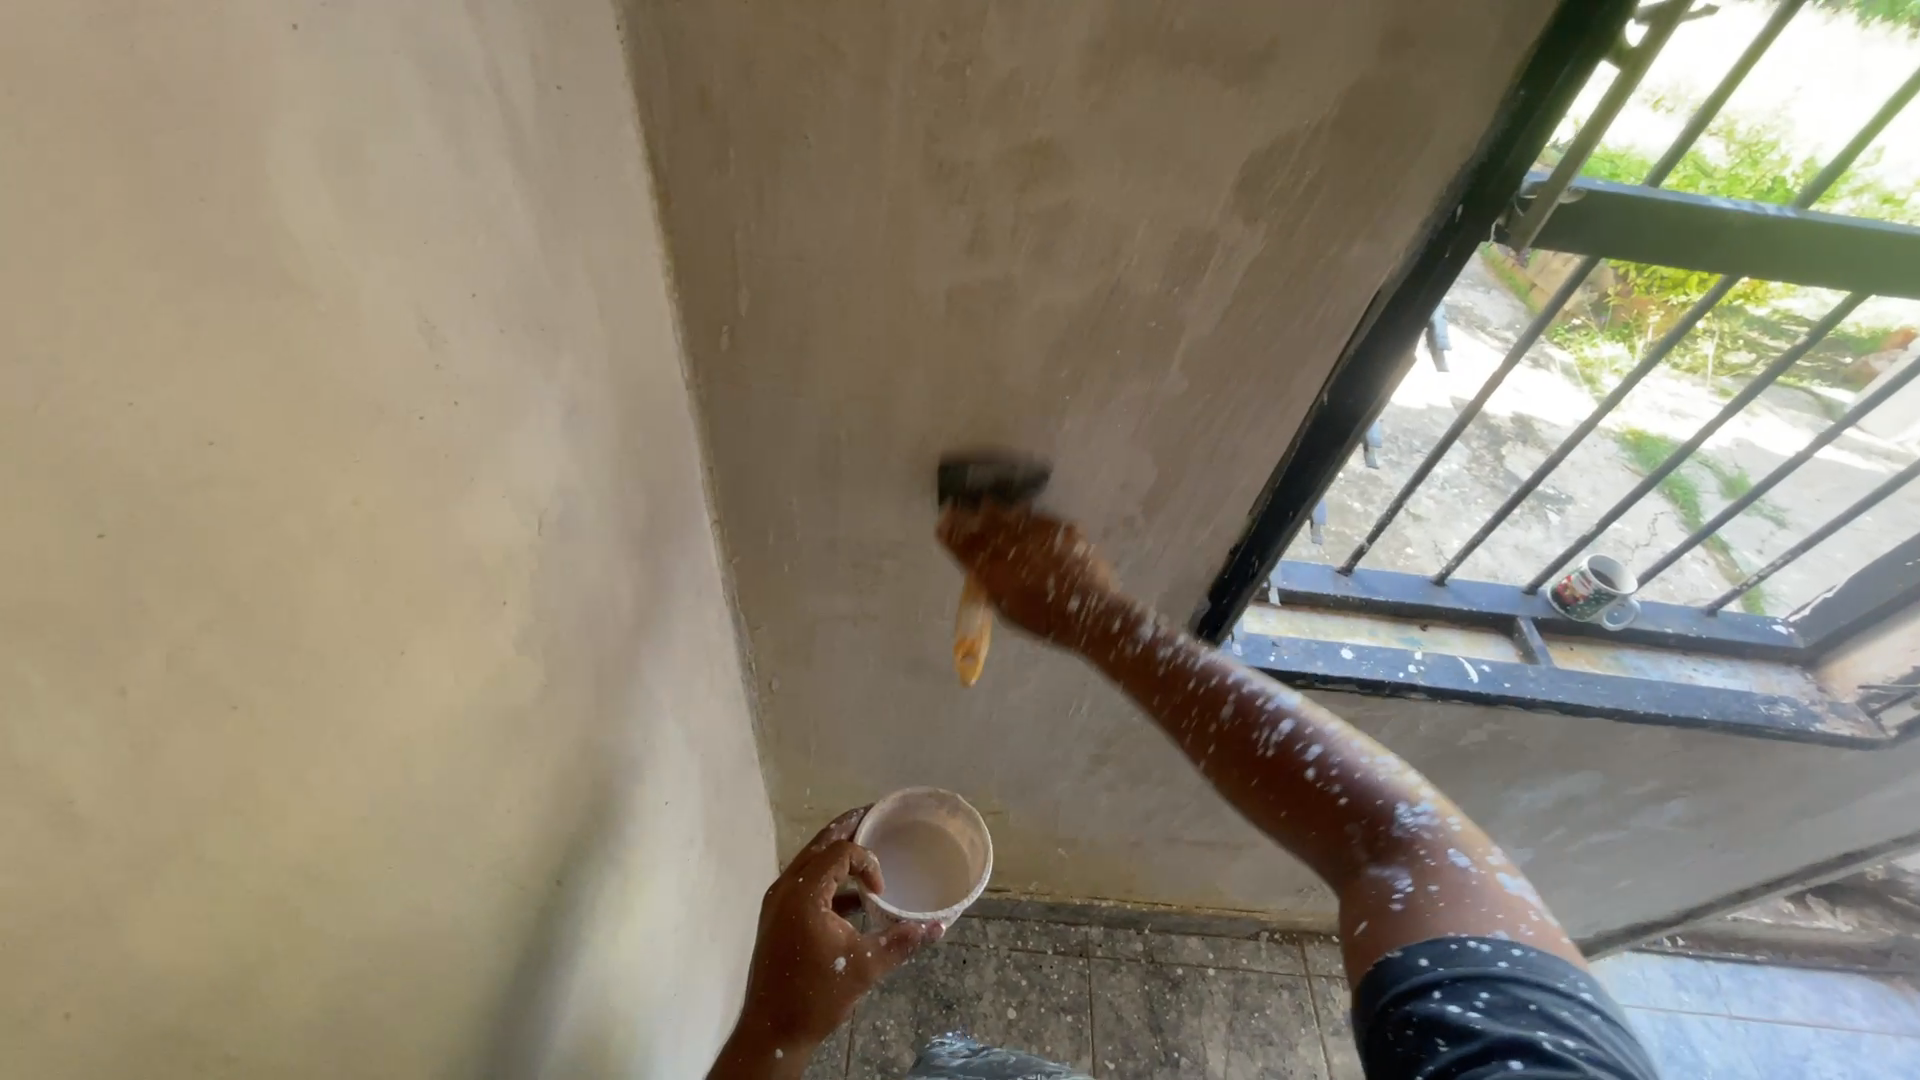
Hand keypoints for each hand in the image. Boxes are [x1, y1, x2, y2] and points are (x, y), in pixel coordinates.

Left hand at [725, 809, 943, 1062]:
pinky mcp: (776, 916)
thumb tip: (937, 927)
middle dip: (848, 829)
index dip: (867, 862)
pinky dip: (828, 879)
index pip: (840, 852)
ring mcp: (777, 901)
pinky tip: (851, 898)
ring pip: (810, 861)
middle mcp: (786, 888)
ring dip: (837, 852)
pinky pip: (804, 881)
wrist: (771, 1033)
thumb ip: (902, 942)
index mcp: (804, 893)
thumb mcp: (865, 967)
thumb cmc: (816, 996)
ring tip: (865, 849)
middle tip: (874, 816)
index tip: (881, 890)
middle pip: (820, 844)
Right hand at [937, 502, 1117, 649]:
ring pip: (1011, 514)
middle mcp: (1015, 549)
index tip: (943, 520)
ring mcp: (1041, 535)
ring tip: (990, 509)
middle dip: (970, 513)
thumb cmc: (1046, 622)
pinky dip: (1029, 521)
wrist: (1093, 616)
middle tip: (961, 505)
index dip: (950, 530)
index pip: (963, 543)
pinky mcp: (1063, 529)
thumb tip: (978, 565)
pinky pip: (1039, 519)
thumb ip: (990, 582)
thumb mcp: (1006, 609)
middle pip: (984, 521)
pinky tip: (1027, 524)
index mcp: (995, 573)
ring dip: (998, 512)